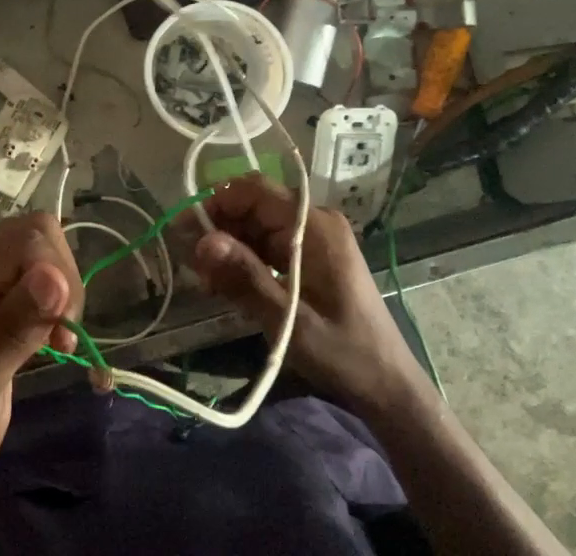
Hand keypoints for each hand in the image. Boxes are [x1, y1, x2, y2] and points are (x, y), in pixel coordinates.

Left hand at [0, 213, 82, 547]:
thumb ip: (11, 330)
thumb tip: (55, 278)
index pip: (26, 239)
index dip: (56, 276)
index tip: (61, 330)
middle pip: (37, 235)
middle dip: (63, 281)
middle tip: (61, 336)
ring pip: (42, 252)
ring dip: (62, 294)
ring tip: (55, 341)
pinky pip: (38, 274)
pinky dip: (55, 302)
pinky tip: (52, 340)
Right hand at [187, 174, 431, 420]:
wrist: (387, 385)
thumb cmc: (343, 353)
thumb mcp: (289, 321)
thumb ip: (245, 278)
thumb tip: (202, 241)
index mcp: (315, 227)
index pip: (254, 190)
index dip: (217, 203)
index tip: (188, 234)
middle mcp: (314, 222)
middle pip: (252, 206)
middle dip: (219, 231)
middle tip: (197, 271)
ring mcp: (313, 239)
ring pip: (255, 225)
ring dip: (228, 248)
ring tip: (210, 285)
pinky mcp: (310, 257)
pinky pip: (267, 243)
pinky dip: (244, 260)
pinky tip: (229, 287)